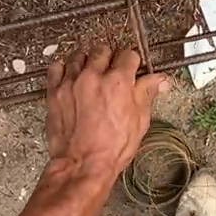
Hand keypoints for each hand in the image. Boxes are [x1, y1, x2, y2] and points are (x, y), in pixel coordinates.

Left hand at [42, 44, 167, 187]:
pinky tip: (70, 78)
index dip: (131, 62)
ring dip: (86, 62)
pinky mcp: (54, 92)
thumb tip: (160, 80)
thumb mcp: (139, 122)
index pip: (128, 55)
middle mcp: (94, 76)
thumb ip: (146, 94)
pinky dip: (64, 69)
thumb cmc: (112, 148)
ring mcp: (71, 82)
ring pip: (79, 56)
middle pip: (102, 51)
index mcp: (118, 82)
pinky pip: (56, 67)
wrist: (82, 165)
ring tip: (90, 75)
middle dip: (109, 60)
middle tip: (111, 74)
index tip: (131, 69)